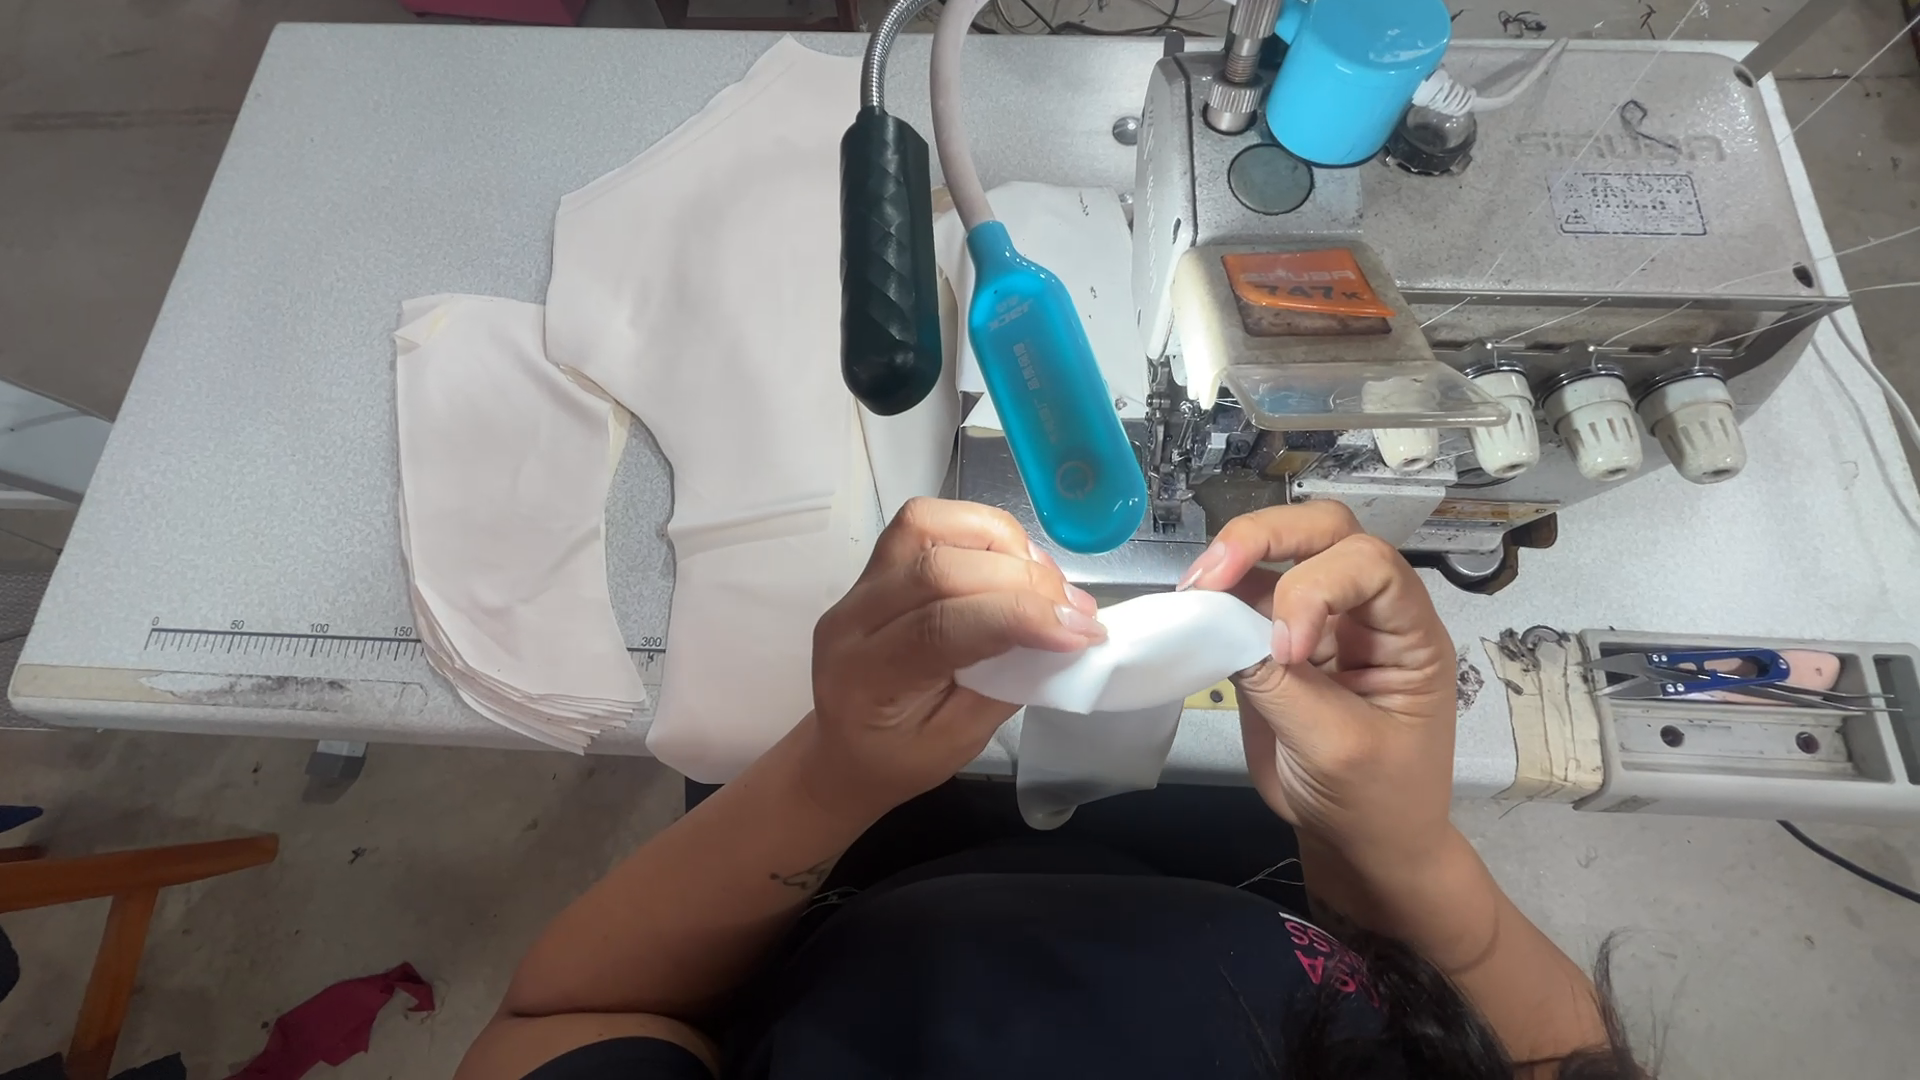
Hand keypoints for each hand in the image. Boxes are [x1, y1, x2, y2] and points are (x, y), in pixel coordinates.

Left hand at [804, 497, 1105, 815]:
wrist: (842, 749)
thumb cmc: (898, 758)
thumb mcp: (958, 742)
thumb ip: (1006, 683)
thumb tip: (1062, 631)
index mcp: (866, 676)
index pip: (941, 625)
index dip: (1020, 616)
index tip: (1080, 630)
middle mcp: (852, 617)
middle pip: (938, 567)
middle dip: (1022, 580)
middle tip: (1074, 609)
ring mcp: (859, 583)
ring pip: (927, 523)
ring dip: (1000, 540)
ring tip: (1044, 580)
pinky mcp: (876, 564)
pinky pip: (927, 523)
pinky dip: (980, 531)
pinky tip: (1012, 562)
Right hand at [1179, 502, 1456, 867]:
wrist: (1357, 838)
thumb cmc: (1374, 799)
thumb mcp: (1337, 747)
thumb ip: (1282, 683)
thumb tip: (1220, 630)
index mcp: (1407, 632)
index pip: (1367, 566)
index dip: (1317, 591)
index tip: (1286, 653)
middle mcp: (1365, 612)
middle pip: (1326, 531)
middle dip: (1268, 536)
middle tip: (1214, 570)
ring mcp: (1318, 620)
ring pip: (1280, 550)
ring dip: (1233, 557)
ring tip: (1193, 587)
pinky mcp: (1273, 637)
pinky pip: (1244, 595)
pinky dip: (1214, 593)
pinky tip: (1189, 607)